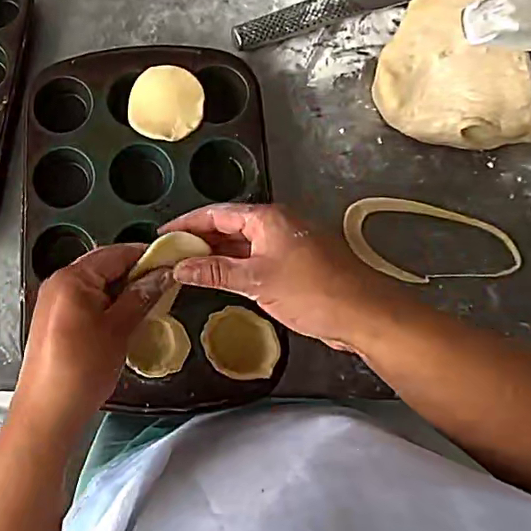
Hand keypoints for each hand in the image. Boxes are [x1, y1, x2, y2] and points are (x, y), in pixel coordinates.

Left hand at [16, 244, 172, 429]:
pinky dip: (105, 303)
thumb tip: (162, 274)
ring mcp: (52, 300)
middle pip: (102, 266)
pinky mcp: (52, 318)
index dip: (145, 255)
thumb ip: (141, 296)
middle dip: (133, 272)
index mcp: (71, 278)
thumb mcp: (119, 329)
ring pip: (94, 284)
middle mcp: (57, 282)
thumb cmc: (81, 368)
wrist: (48, 408)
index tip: (172, 261)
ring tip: (149, 301)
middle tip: (165, 283)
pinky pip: (83, 299)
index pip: (114, 253)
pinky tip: (124, 317)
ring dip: (120, 289)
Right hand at [160, 204, 411, 354]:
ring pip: (239, 244)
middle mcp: (276, 225)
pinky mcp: (293, 265)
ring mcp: (285, 245)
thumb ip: (214, 272)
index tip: (160, 235)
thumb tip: (178, 268)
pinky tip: (214, 278)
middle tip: (168, 253)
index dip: (185, 223)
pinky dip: (231, 266)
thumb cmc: (313, 292)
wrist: (369, 317)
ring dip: (213, 254)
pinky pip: (252, 259)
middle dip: (197, 239)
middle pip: (226, 226)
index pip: (215, 213)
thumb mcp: (256, 281)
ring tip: (183, 266)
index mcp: (267, 219)